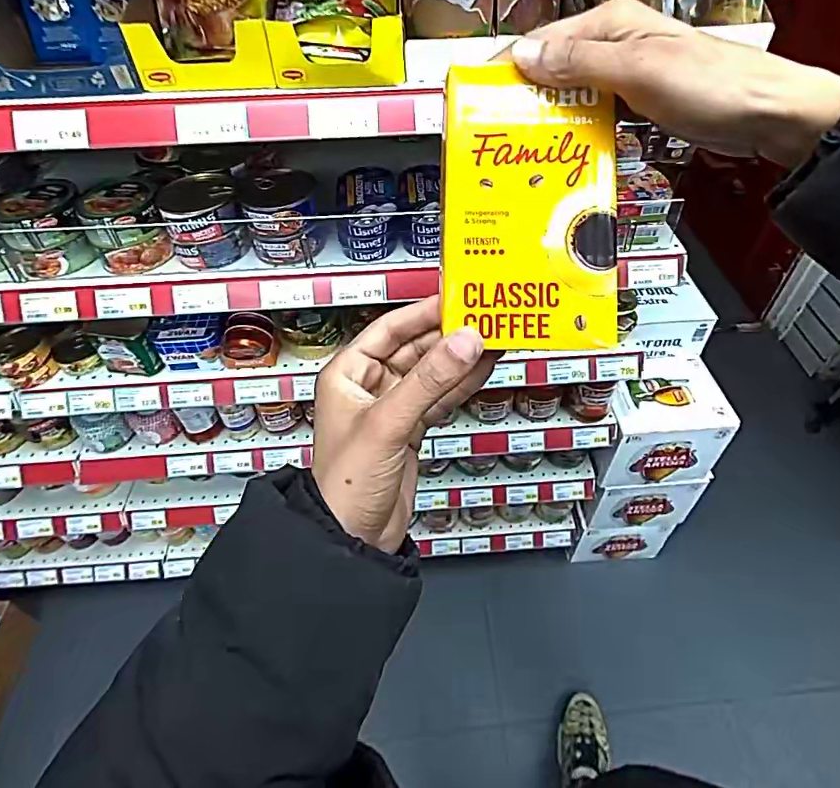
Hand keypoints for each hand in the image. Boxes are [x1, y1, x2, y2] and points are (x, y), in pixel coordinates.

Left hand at [313, 297, 502, 552]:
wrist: (353, 540)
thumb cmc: (345, 483)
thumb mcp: (388, 423)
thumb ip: (429, 380)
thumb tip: (464, 340)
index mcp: (348, 373)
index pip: (390, 329)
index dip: (423, 312)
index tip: (456, 298)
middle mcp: (370, 386)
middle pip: (415, 348)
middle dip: (449, 334)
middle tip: (485, 317)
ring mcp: (393, 408)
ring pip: (432, 373)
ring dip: (461, 358)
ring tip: (494, 337)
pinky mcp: (411, 428)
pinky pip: (440, 397)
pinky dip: (462, 384)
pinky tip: (484, 368)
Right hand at [507, 0, 839, 167]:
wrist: (773, 117)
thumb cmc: (715, 86)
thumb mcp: (638, 70)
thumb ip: (578, 62)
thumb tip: (522, 55)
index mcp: (609, 23)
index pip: (539, 40)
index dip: (505, 68)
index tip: (478, 98)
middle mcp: (614, 43)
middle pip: (552, 68)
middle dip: (524, 98)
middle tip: (498, 133)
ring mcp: (627, 73)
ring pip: (571, 93)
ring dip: (550, 117)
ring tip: (525, 147)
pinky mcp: (639, 101)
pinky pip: (595, 113)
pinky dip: (578, 129)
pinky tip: (567, 149)